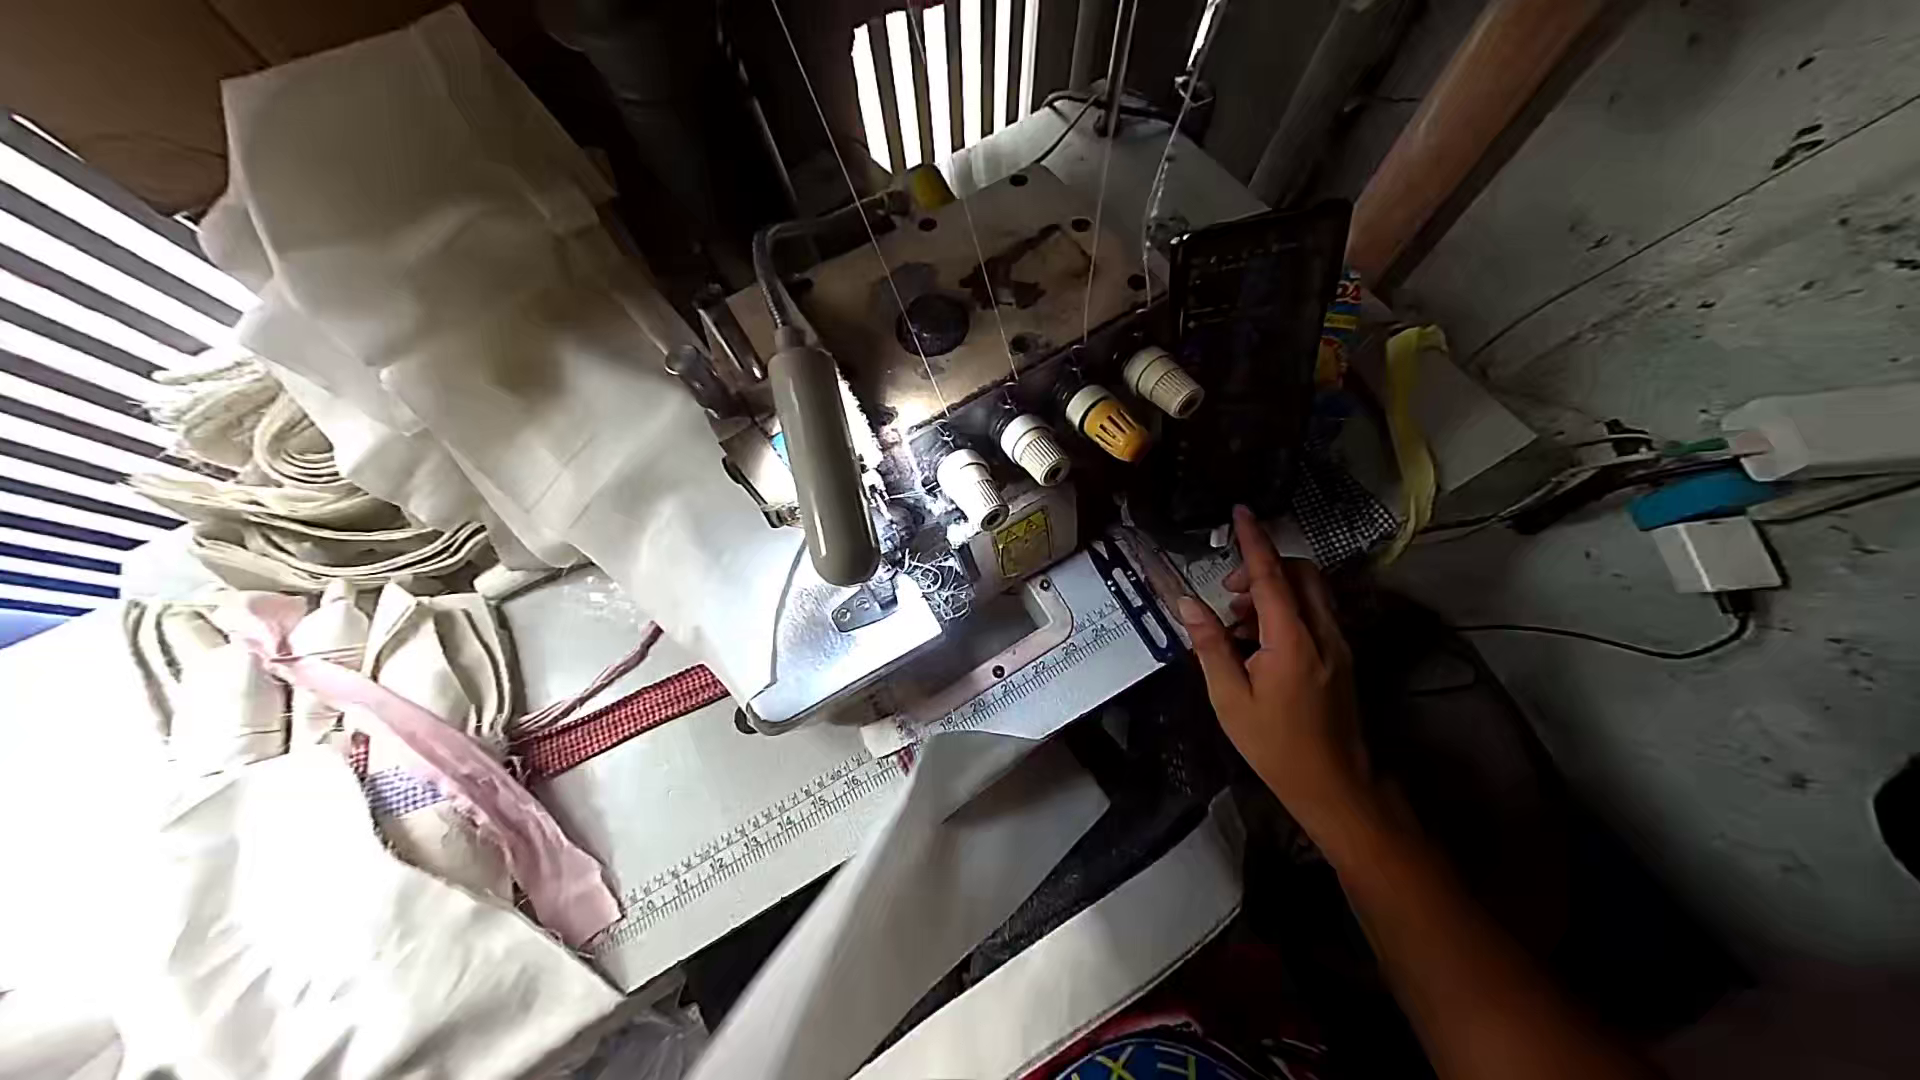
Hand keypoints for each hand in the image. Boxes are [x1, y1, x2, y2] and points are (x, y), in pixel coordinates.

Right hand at [1177, 506, 1374, 840]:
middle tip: (1228, 593)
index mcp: (1293, 642)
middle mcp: (1324, 634)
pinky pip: (1315, 613)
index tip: (1241, 511)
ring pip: (1311, 591)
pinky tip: (1258, 641)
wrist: (1336, 785)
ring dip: (1273, 589)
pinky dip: (1286, 609)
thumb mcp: (1230, 698)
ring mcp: (1340, 644)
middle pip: (1301, 574)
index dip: (1254, 542)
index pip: (1272, 577)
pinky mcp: (1343, 656)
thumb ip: (1210, 645)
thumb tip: (1188, 604)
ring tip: (1236, 622)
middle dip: (1264, 567)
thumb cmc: (1275, 745)